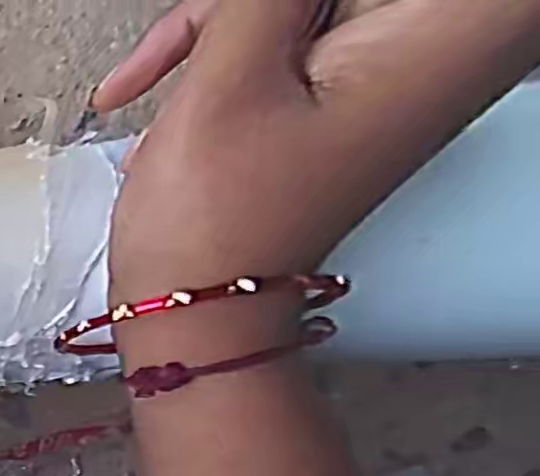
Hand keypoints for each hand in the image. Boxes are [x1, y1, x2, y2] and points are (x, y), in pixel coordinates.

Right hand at [89, 0, 539, 475]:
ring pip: (309, 8)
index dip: (248, 3)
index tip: (199, 23)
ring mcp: (413, 64)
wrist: (192, 308)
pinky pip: (302, 43)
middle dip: (231, 13)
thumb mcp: (222, 87)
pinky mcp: (365, 94)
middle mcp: (469, 28)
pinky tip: (183, 110)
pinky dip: (233, 67)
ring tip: (142, 95)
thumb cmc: (207, 219)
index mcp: (471, 13)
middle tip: (148, 64)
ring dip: (218, 41)